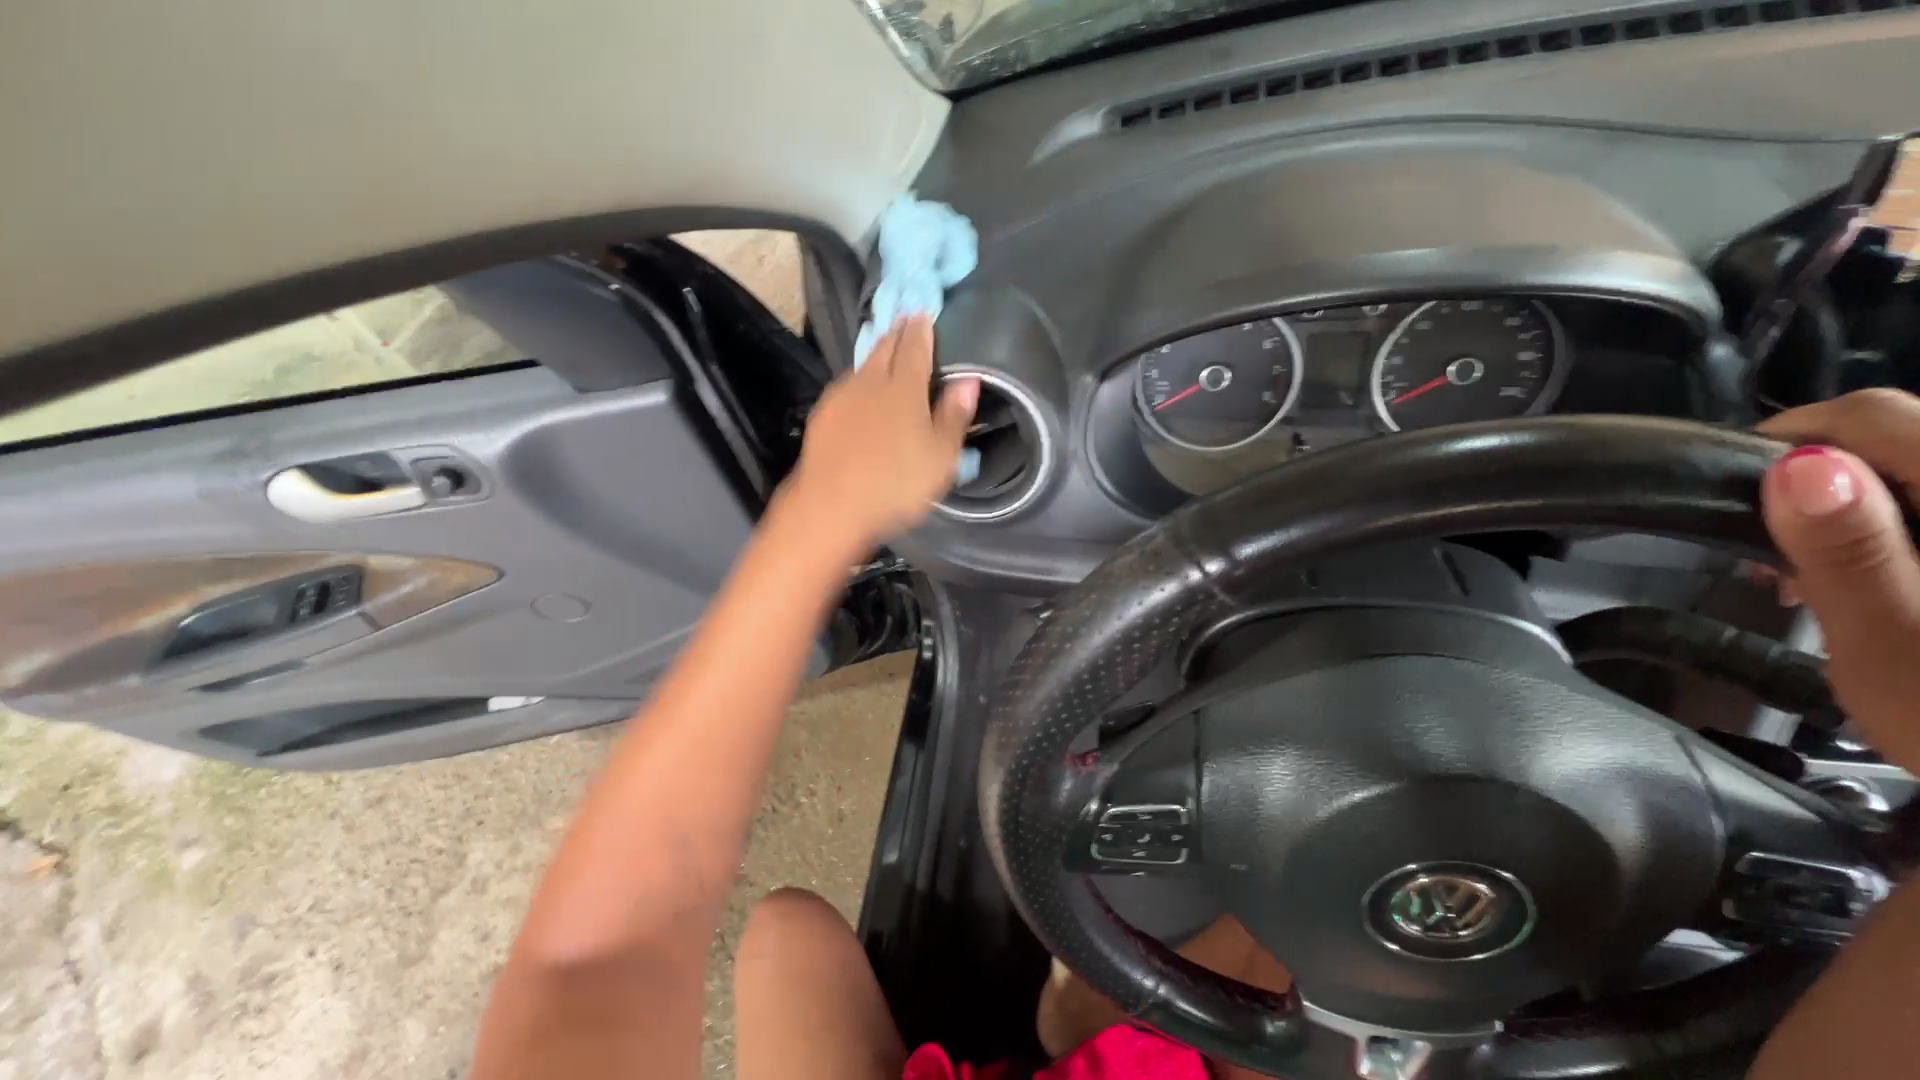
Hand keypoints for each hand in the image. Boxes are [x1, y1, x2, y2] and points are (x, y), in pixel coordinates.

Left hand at [783, 316, 978, 546]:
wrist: (830, 506)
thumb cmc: (895, 484)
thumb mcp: (940, 457)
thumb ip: (954, 416)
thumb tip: (968, 381)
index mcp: (903, 387)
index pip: (914, 347)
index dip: (921, 329)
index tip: (924, 313)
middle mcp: (870, 382)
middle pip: (885, 348)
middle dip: (897, 332)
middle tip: (906, 321)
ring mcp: (842, 397)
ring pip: (862, 365)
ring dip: (876, 354)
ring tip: (886, 350)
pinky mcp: (823, 416)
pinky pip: (846, 386)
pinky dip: (858, 380)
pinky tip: (861, 390)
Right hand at [1759, 389, 1919, 771]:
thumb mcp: (1892, 646)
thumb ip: (1848, 550)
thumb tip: (1797, 464)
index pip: (1873, 416)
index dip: (1787, 441)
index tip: (1733, 502)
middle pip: (1901, 440)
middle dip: (1820, 487)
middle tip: (1776, 563)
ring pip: (1915, 476)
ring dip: (1856, 513)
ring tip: (1819, 581)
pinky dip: (1895, 535)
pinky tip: (1882, 587)